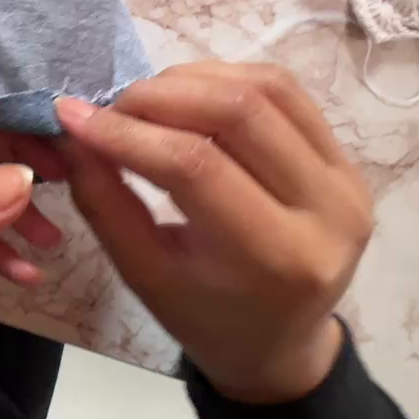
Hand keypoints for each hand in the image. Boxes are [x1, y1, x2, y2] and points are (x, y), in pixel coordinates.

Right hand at [55, 62, 373, 402]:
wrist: (277, 340)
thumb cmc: (200, 314)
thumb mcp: (139, 270)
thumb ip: (102, 198)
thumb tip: (71, 129)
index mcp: (276, 258)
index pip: (195, 166)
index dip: (126, 132)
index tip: (70, 115)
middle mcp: (329, 211)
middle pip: (238, 111)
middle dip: (157, 95)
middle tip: (109, 108)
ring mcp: (348, 178)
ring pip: (264, 87)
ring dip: (188, 80)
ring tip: (144, 103)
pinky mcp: (347, 158)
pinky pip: (283, 89)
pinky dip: (221, 78)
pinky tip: (184, 96)